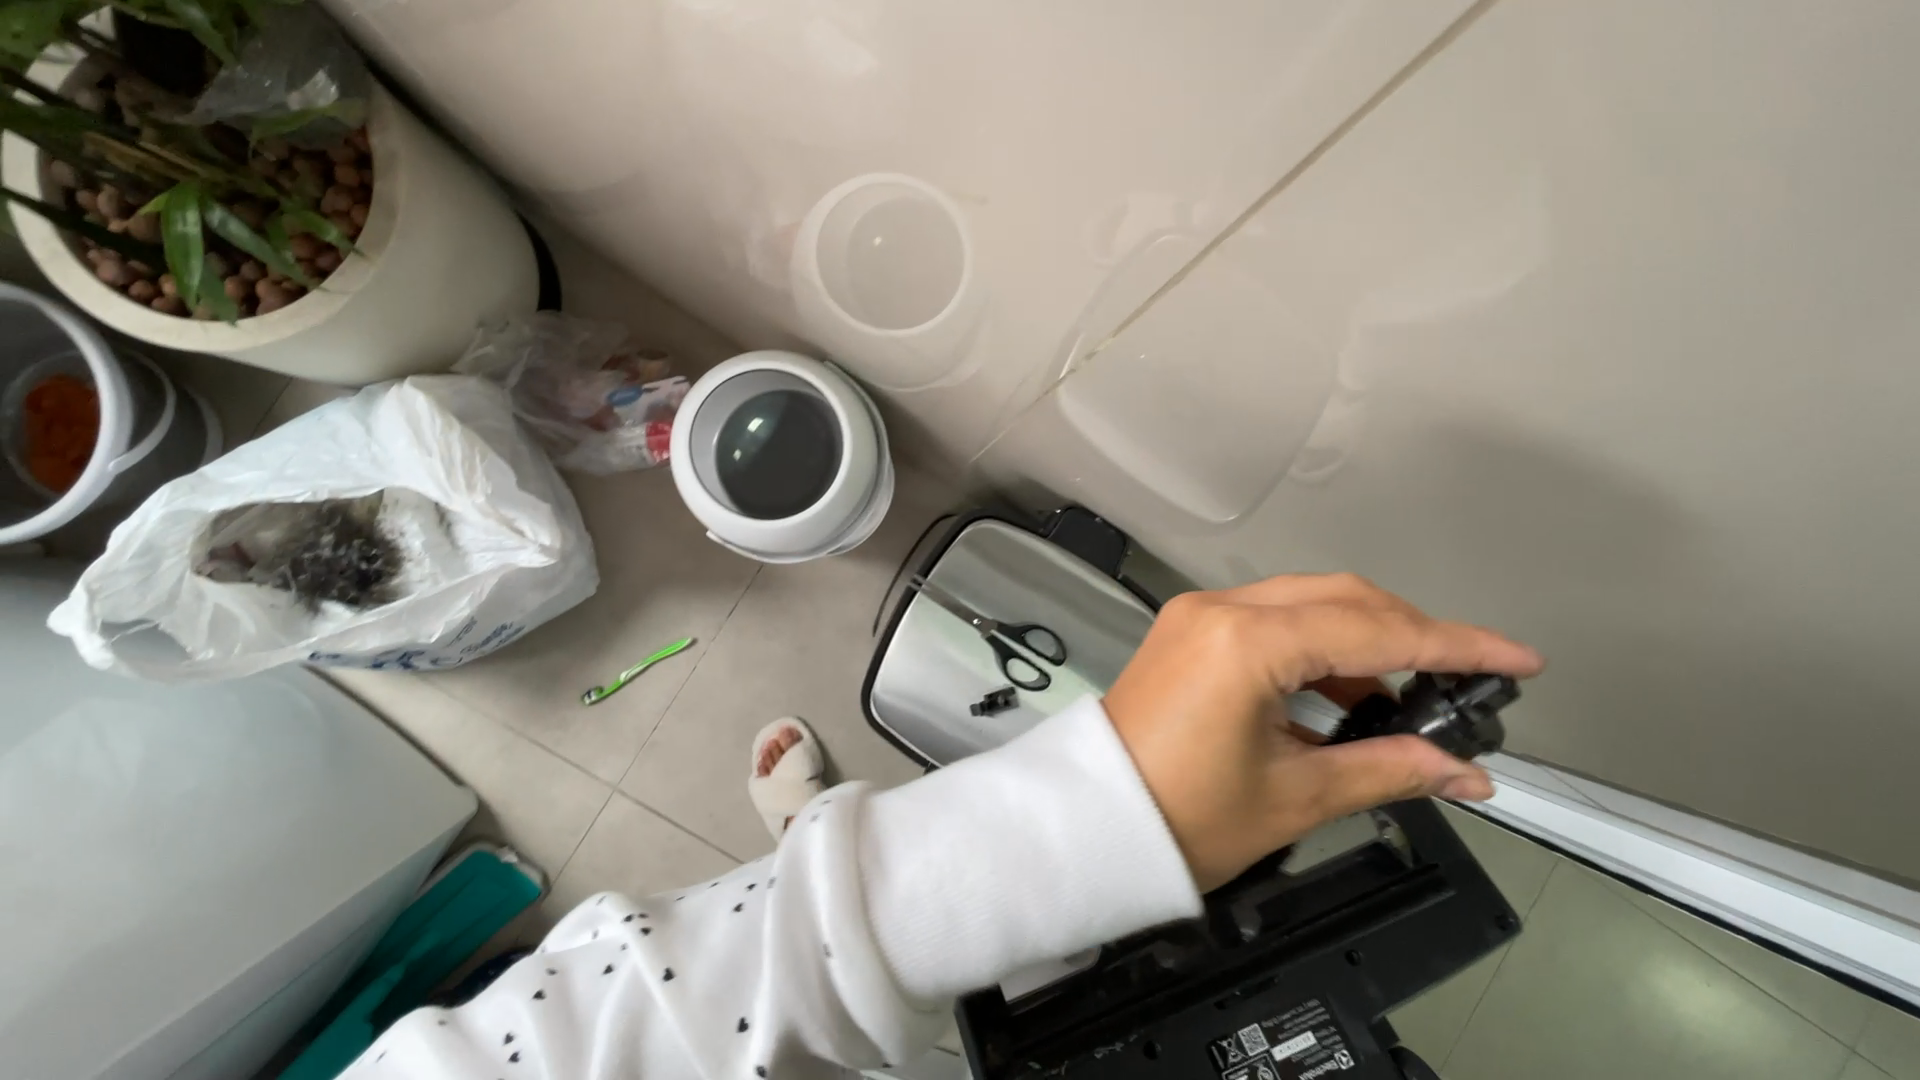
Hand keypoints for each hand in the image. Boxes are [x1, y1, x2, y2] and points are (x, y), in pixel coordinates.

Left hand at [1103, 574, 1543, 890]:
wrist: (1092, 824)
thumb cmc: (1181, 818)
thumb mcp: (1296, 797)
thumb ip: (1388, 769)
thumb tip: (1465, 771)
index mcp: (1244, 643)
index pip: (1372, 629)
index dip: (1454, 645)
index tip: (1518, 658)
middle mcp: (1217, 611)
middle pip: (1340, 597)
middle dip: (1409, 631)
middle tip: (1465, 676)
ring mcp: (1196, 618)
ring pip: (1303, 604)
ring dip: (1362, 638)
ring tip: (1415, 693)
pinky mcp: (1187, 635)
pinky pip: (1267, 623)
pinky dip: (1314, 651)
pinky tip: (1350, 696)